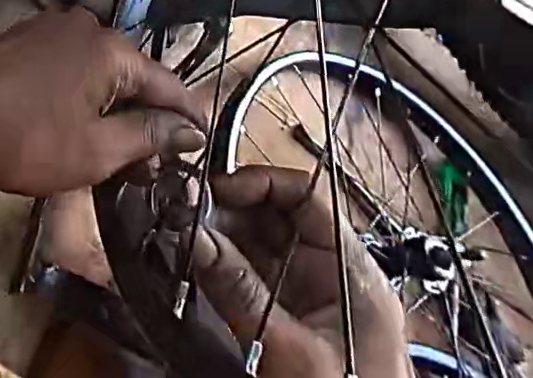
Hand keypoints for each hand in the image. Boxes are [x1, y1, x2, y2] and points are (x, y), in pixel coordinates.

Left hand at [0, 8, 205, 196]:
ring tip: (113, 147)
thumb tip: (187, 130)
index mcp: (109, 47)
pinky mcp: (25, 36)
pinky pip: (69, 63)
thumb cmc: (27, 140)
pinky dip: (81, 90)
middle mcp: (84, 25)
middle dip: (144, 112)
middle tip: (152, 160)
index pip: (166, 82)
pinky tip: (74, 120)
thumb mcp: (97, 150)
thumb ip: (148, 136)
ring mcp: (50, 26)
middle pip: (131, 72)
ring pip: (99, 68)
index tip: (203, 143)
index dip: (187, 117)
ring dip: (110, 103)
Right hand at [193, 166, 409, 377]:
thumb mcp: (292, 351)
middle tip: (185, 209)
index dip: (259, 181)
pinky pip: (244, 269)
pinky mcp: (282, 312)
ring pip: (253, 239)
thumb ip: (239, 290)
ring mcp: (304, 291)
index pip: (305, 195)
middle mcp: (327, 270)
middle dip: (227, 206)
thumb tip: (191, 233)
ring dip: (216, 232)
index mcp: (351, 269)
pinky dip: (216, 260)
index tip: (214, 186)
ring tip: (182, 234)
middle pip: (273, 213)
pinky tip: (190, 259)